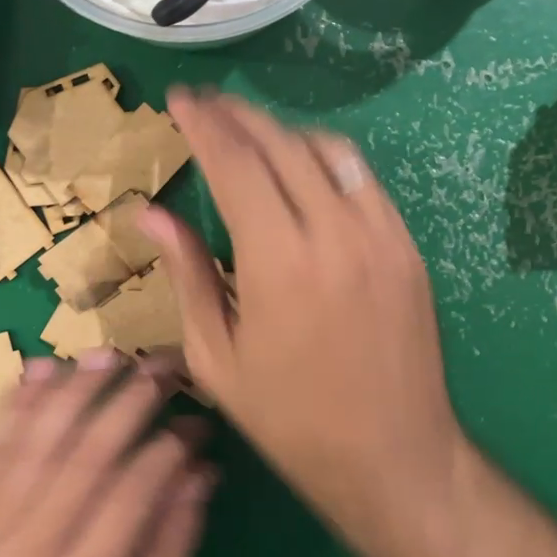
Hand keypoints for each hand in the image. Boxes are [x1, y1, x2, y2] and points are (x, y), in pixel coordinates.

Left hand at [0, 349, 214, 556]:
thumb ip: (173, 547)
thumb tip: (200, 470)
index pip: (132, 492)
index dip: (169, 447)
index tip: (196, 420)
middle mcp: (29, 551)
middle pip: (85, 455)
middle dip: (130, 401)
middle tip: (162, 366)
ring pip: (35, 441)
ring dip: (73, 390)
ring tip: (107, 354)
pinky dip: (16, 405)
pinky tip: (41, 369)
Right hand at [140, 89, 464, 544]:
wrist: (394, 458)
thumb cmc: (290, 420)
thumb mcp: (216, 357)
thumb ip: (185, 274)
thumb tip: (150, 212)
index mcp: (278, 261)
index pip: (235, 164)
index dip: (203, 124)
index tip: (179, 99)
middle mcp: (334, 232)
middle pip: (281, 144)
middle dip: (237, 115)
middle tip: (205, 104)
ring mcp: (380, 235)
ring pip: (327, 150)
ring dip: (281, 131)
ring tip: (246, 132)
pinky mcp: (407, 246)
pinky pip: (362, 179)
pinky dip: (324, 158)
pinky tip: (301, 168)